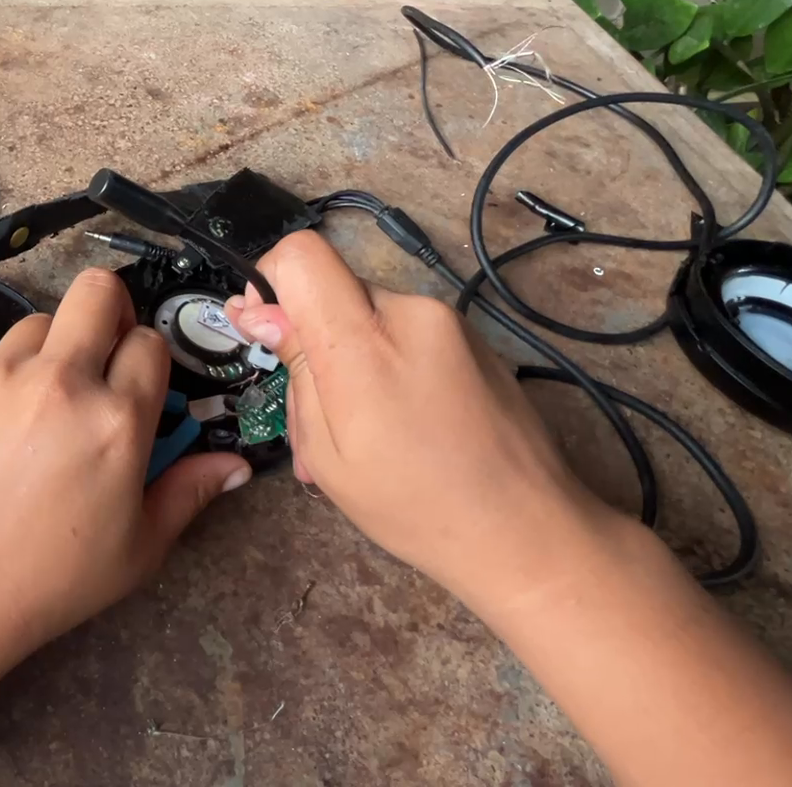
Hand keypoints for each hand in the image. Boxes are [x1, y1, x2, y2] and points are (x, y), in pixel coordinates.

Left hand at [0, 268, 252, 674]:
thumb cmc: (49, 578)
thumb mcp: (137, 549)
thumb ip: (188, 493)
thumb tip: (236, 464)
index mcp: (117, 420)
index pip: (150, 342)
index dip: (149, 359)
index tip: (139, 385)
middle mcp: (63, 380)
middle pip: (97, 290)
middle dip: (112, 309)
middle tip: (104, 352)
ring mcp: (5, 373)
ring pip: (46, 317)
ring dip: (59, 343)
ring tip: (50, 393)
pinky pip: (1, 348)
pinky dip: (15, 367)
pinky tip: (8, 414)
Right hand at [225, 231, 617, 608]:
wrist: (532, 535)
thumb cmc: (413, 505)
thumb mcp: (327, 449)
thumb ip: (294, 368)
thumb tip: (258, 311)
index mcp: (365, 342)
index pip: (301, 255)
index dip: (268, 280)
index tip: (264, 328)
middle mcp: (411, 312)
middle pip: (330, 290)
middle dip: (308, 337)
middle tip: (311, 411)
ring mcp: (449, 322)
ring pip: (363, 314)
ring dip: (346, 358)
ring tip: (355, 429)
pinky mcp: (473, 338)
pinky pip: (402, 332)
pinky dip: (382, 364)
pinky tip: (394, 422)